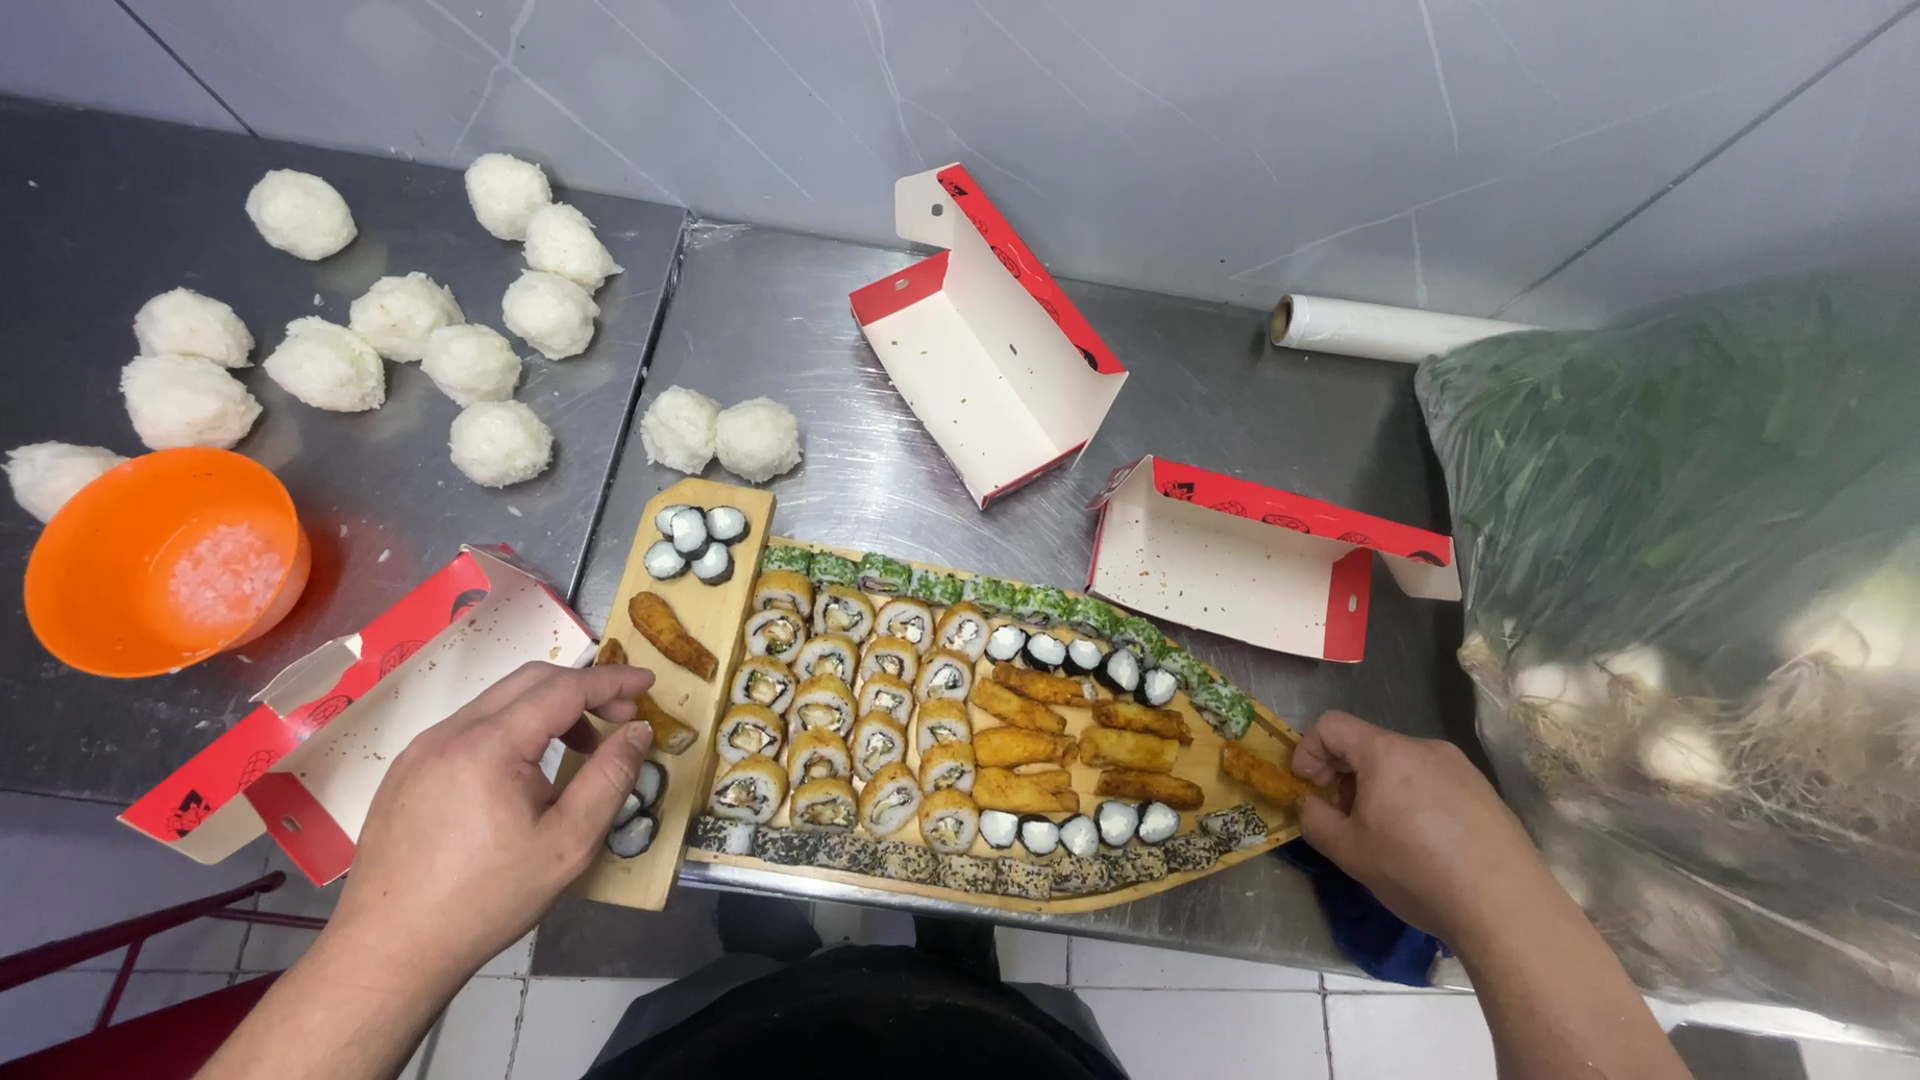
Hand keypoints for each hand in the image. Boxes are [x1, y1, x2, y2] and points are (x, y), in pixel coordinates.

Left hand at [323, 662, 655, 989]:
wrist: (387, 953)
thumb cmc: (487, 899)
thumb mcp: (570, 842)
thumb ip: (611, 777)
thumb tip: (639, 731)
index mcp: (489, 745)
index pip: (565, 688)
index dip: (613, 681)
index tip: (649, 683)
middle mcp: (449, 733)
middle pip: (531, 680)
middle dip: (585, 688)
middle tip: (624, 716)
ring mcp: (421, 750)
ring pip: (500, 701)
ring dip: (551, 708)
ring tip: (583, 748)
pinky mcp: (407, 771)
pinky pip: (472, 726)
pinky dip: (516, 728)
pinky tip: (529, 770)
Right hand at [1290, 710, 1557, 945]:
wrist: (1509, 911)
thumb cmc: (1417, 872)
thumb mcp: (1347, 851)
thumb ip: (1314, 819)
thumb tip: (1311, 805)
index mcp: (1386, 753)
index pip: (1331, 725)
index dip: (1308, 751)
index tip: (1309, 788)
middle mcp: (1425, 748)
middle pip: (1366, 744)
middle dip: (1342, 774)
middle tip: (1342, 816)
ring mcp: (1461, 769)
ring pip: (1400, 764)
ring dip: (1378, 788)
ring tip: (1385, 835)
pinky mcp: (1485, 793)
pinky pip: (1432, 782)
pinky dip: (1413, 800)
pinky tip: (1424, 844)